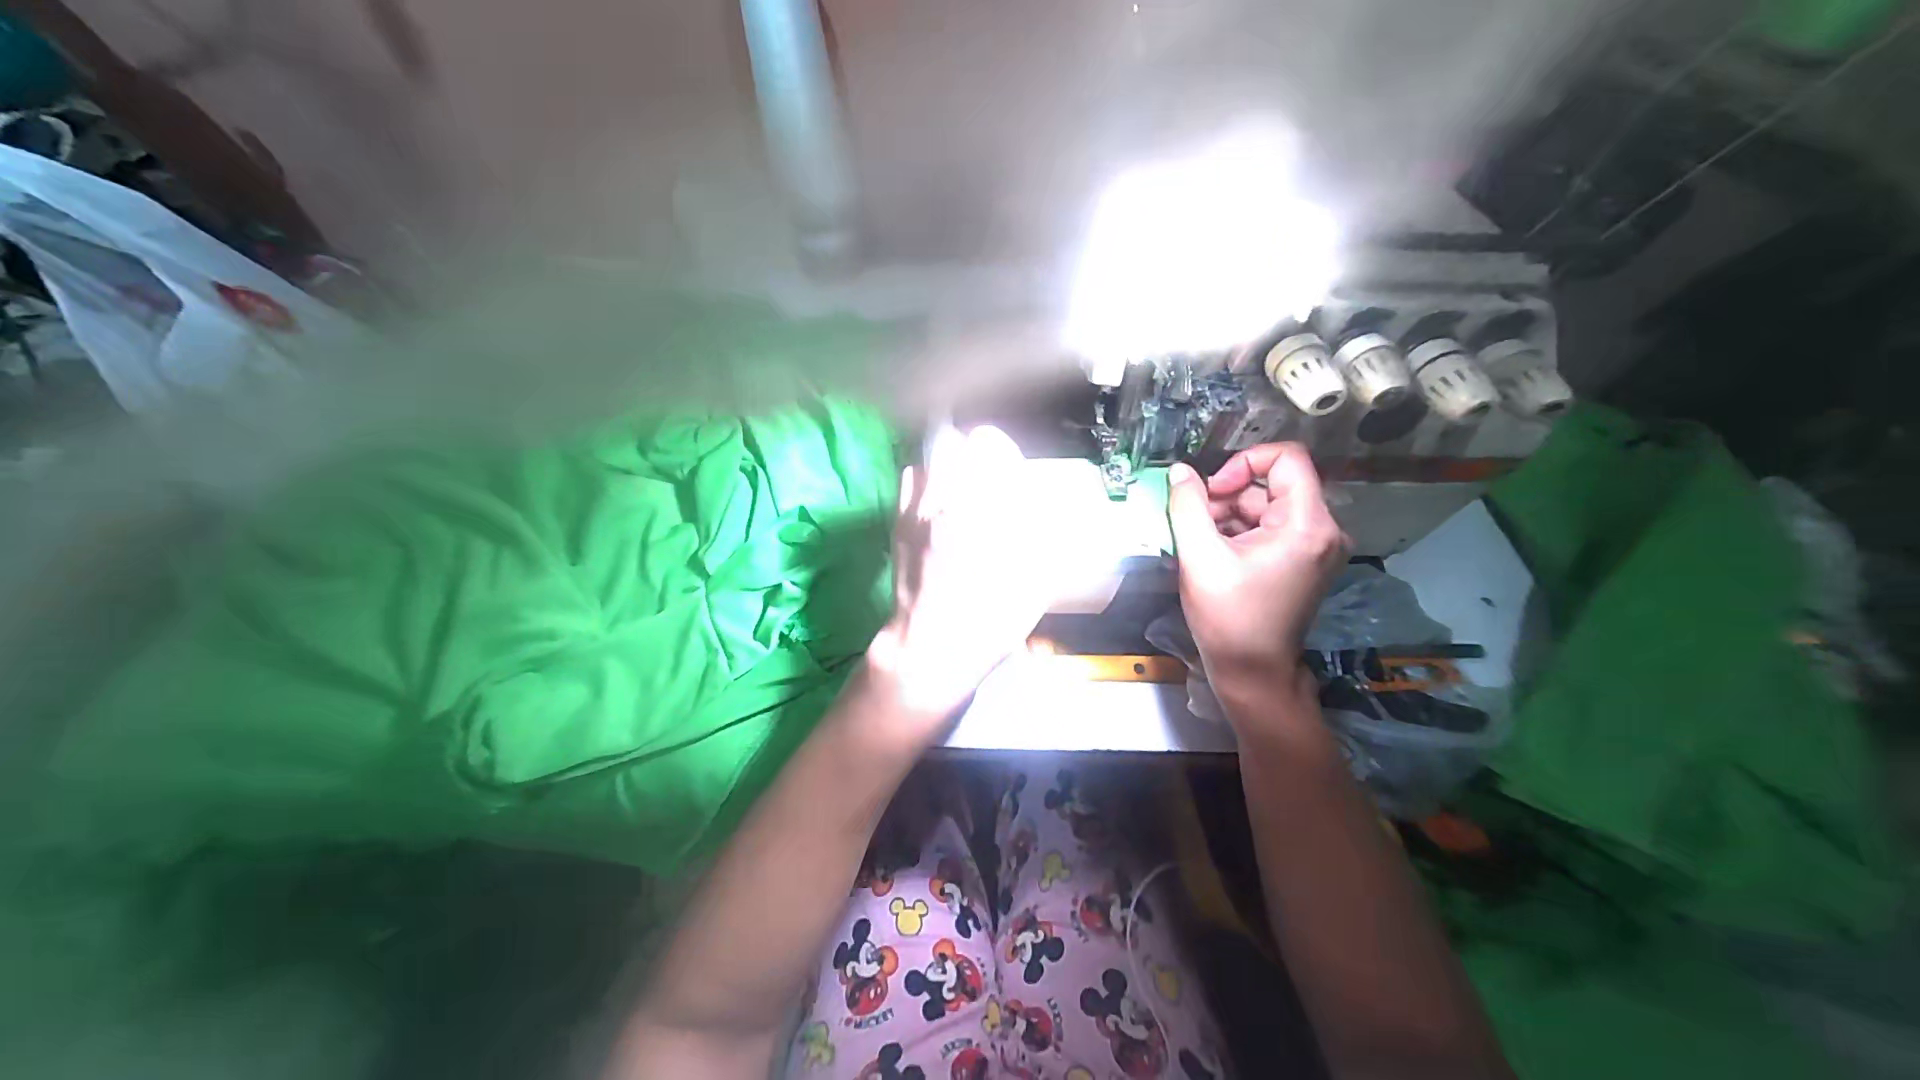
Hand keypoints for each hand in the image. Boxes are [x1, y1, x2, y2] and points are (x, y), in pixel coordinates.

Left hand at [865, 425, 1063, 735]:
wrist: (934, 646)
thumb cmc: (992, 619)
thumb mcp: (1037, 575)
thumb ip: (1041, 529)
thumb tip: (1038, 503)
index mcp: (987, 507)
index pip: (989, 443)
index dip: (1002, 450)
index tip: (1009, 467)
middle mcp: (948, 497)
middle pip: (956, 441)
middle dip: (974, 451)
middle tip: (985, 473)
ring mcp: (917, 508)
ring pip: (931, 457)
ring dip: (949, 463)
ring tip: (961, 487)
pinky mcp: (898, 522)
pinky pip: (911, 480)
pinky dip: (926, 481)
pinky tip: (937, 503)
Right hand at [1167, 443, 1347, 723]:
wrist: (1253, 672)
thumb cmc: (1228, 617)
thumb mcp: (1199, 557)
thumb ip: (1188, 506)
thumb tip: (1180, 470)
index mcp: (1308, 525)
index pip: (1287, 458)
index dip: (1243, 463)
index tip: (1213, 490)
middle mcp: (1324, 530)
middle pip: (1272, 485)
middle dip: (1228, 496)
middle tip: (1196, 523)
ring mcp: (1316, 547)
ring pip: (1267, 506)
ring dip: (1229, 516)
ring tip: (1201, 544)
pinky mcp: (1304, 561)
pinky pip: (1271, 528)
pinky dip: (1241, 532)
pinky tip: (1215, 554)